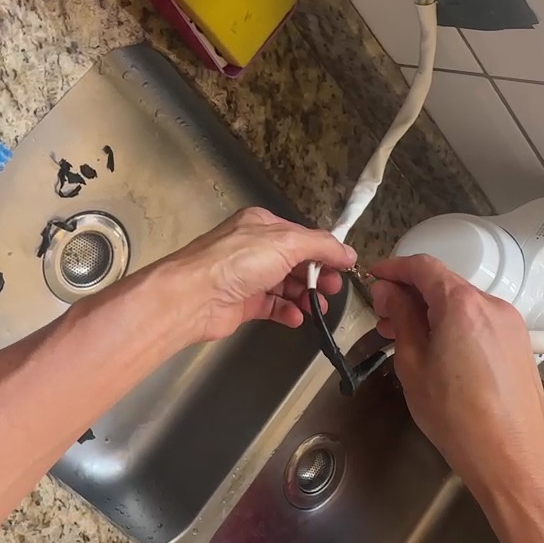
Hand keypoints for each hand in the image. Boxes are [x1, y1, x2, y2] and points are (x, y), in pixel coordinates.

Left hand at [147, 207, 356, 344]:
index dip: (323, 250)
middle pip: (294, 261)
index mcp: (261, 224)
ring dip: (305, 296)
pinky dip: (287, 311)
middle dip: (317, 275)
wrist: (195, 296)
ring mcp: (247, 276)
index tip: (344, 267)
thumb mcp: (286, 243)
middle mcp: (253, 247)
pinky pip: (272, 306)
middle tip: (334, 289)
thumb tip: (348, 252)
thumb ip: (320, 245)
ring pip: (285, 285)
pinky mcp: (242, 303)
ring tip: (320, 307)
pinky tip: (297, 318)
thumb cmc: (238, 262)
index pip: (300, 235)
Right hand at [367, 253, 543, 491]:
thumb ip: (400, 317)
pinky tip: (437, 348)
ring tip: (406, 336)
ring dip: (431, 310)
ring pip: (461, 302)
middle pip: (443, 282)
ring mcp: (511, 325)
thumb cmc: (458, 418)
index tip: (374, 278)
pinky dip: (453, 323)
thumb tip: (388, 291)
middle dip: (410, 293)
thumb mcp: (412, 363)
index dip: (393, 268)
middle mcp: (492, 306)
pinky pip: (479, 320)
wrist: (515, 464)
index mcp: (462, 304)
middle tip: (384, 315)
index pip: (422, 266)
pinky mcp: (520, 346)